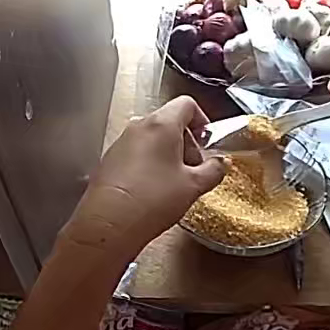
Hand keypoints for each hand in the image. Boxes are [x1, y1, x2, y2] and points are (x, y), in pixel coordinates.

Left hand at [61, 96, 226, 258]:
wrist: (108, 224)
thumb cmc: (152, 200)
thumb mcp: (193, 186)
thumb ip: (213, 170)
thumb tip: (221, 163)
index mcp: (161, 124)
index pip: (187, 104)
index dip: (202, 120)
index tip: (207, 143)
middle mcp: (138, 127)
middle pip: (169, 121)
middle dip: (186, 142)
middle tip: (194, 168)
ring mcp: (121, 143)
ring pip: (152, 137)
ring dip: (168, 154)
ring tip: (174, 183)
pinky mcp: (109, 160)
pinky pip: (136, 153)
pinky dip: (149, 164)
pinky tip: (153, 191)